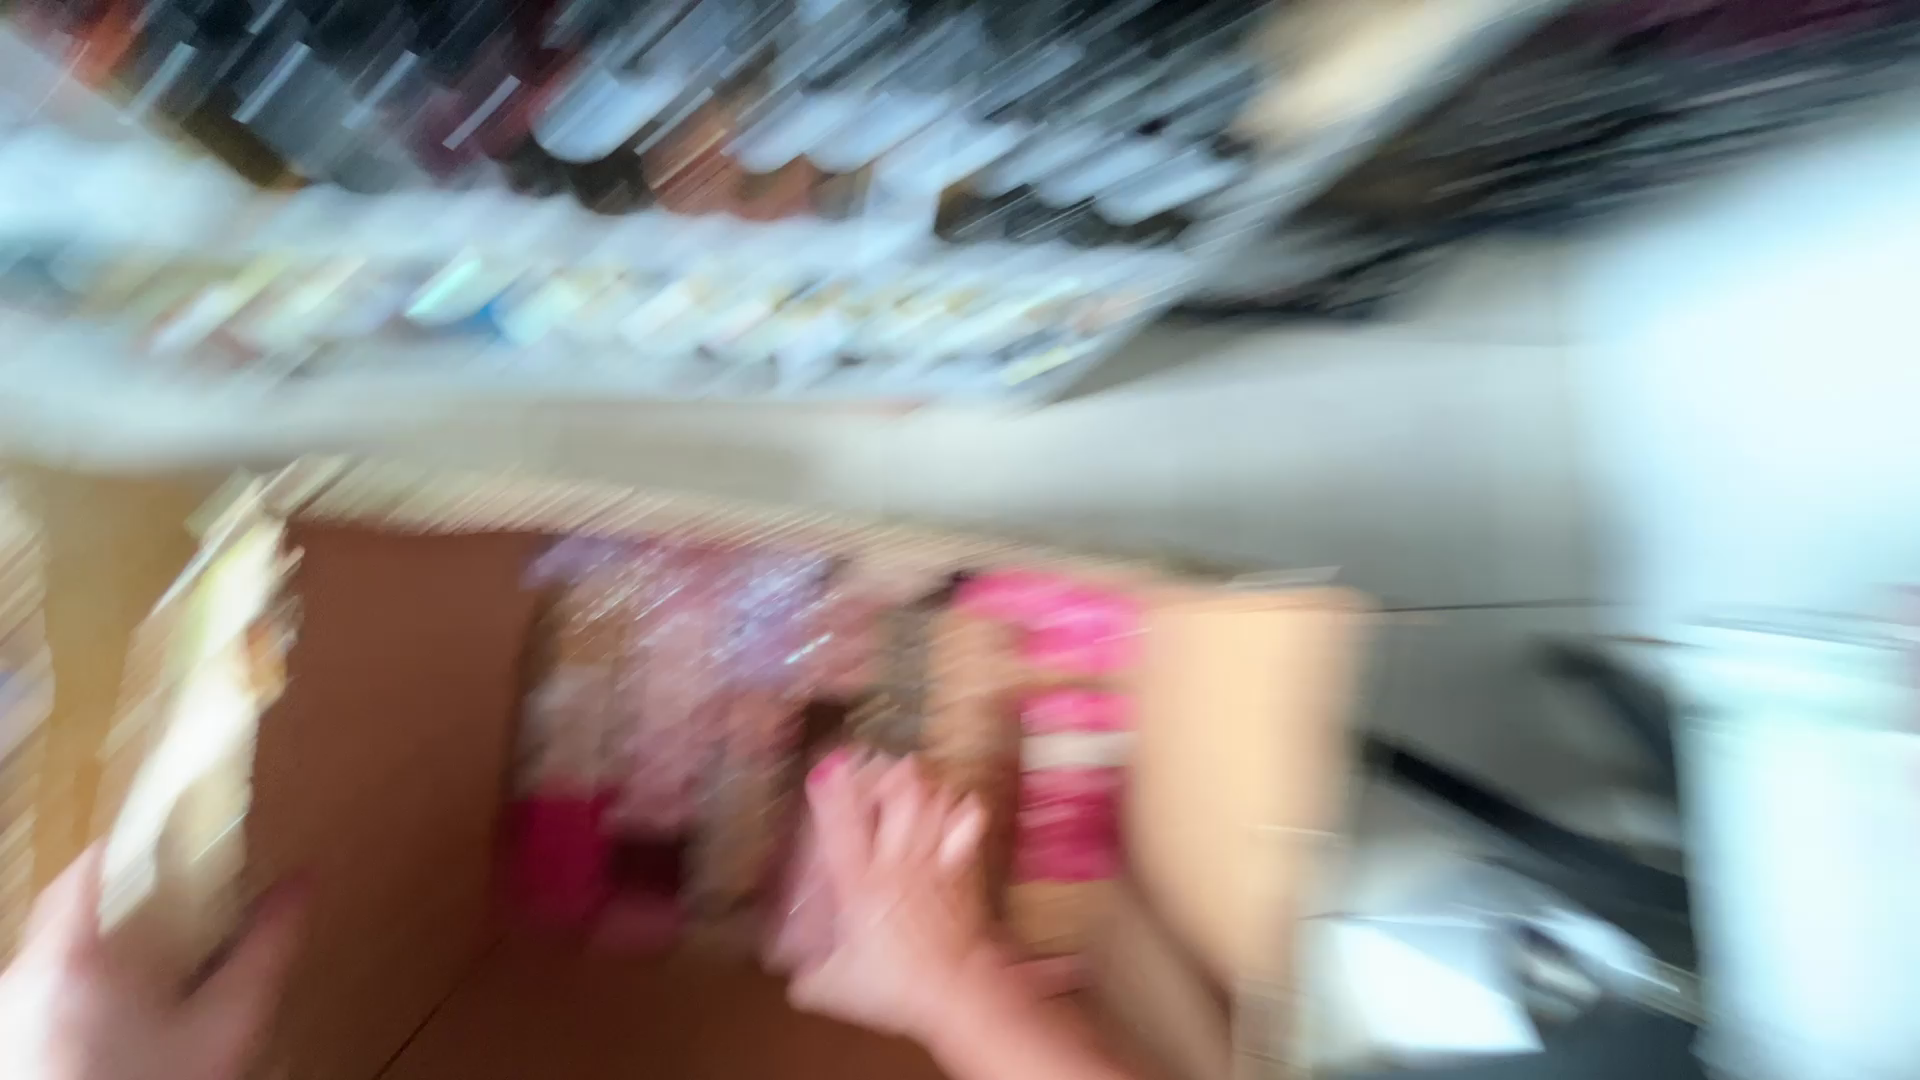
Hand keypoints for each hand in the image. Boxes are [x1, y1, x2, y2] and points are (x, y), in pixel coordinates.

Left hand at [0, 847, 305, 1079]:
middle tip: (196, 893)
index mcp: (71, 961)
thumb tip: (306, 876)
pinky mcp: (8, 1047)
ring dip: (117, 940)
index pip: (87, 870)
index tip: (179, 820)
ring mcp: (4, 1022)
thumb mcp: (233, 1015)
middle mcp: (17, 986)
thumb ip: (270, 940)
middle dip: (137, 898)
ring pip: (61, 954)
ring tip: (175, 949)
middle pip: (76, 913)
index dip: (133, 837)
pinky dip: (95, 977)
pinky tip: (140, 1002)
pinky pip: (47, 990)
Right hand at [786, 752, 1001, 1041]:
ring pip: (931, 800)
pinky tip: (955, 799)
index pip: (841, 829)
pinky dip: (962, 805)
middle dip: (886, 772)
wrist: (956, 992)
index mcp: (860, 885)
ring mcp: (932, 859)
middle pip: (897, 796)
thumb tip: (796, 976)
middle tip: (877, 763)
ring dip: (922, 781)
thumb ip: (811, 976)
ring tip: (911, 771)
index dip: (832, 795)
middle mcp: (896, 862)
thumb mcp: (837, 987)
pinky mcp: (961, 865)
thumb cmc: (895, 988)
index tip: (827, 767)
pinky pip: (967, 821)